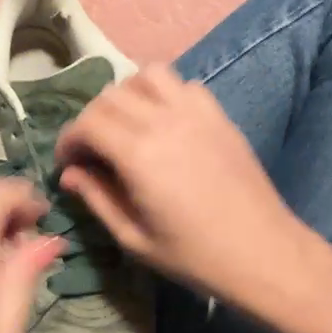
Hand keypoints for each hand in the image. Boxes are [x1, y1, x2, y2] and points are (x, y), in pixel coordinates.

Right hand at [54, 64, 314, 301]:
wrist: (263, 254)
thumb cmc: (194, 257)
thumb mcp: (134, 238)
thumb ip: (97, 199)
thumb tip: (70, 173)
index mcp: (139, 155)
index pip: (87, 123)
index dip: (69, 139)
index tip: (67, 162)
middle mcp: (164, 122)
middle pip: (110, 96)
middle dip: (91, 119)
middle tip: (92, 150)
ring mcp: (196, 113)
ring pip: (147, 76)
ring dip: (127, 95)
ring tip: (126, 125)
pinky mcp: (219, 116)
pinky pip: (183, 85)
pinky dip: (164, 94)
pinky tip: (163, 123)